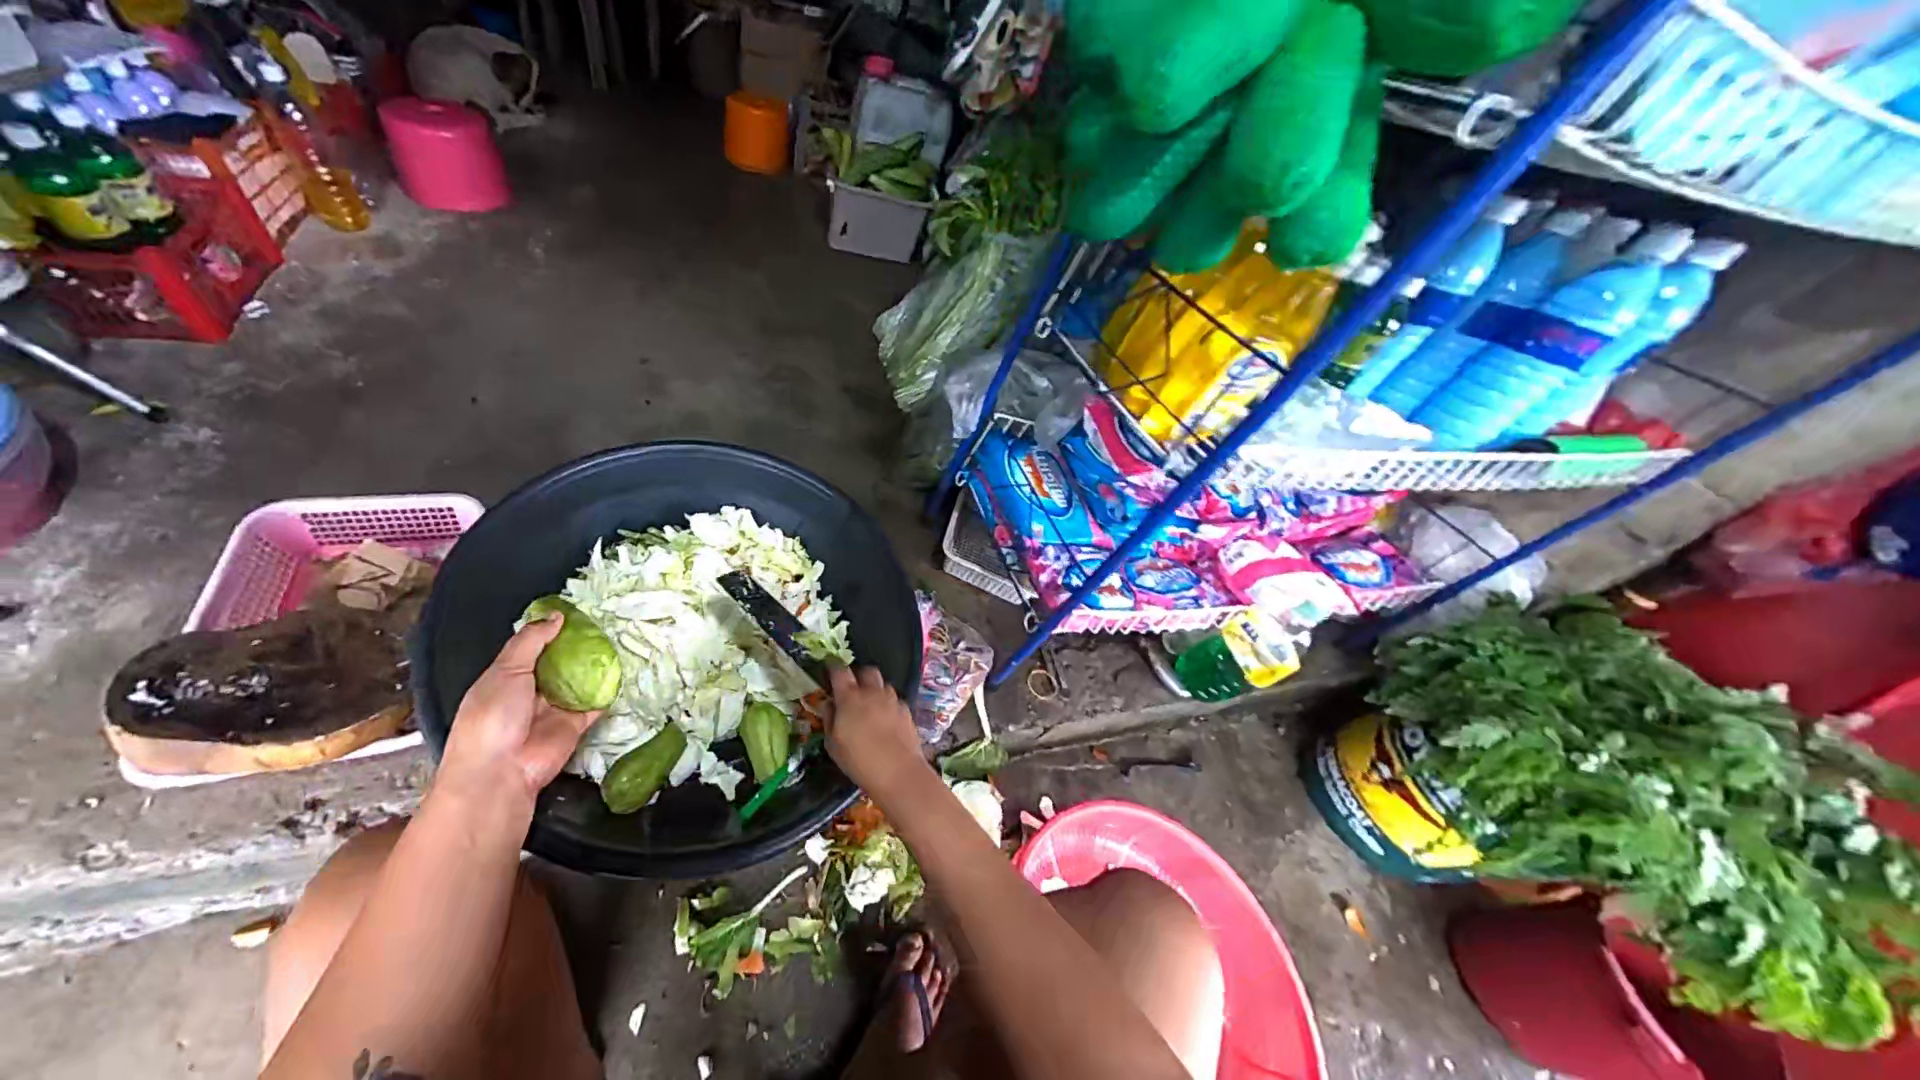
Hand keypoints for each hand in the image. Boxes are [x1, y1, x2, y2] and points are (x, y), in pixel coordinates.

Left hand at [437, 614, 600, 806]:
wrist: (502, 772)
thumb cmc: (493, 717)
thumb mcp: (506, 671)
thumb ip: (531, 642)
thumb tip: (556, 616)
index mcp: (506, 677)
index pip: (531, 648)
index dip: (550, 631)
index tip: (574, 612)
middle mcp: (531, 692)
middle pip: (558, 664)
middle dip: (576, 647)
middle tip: (603, 624)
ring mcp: (555, 709)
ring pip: (579, 682)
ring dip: (595, 667)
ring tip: (618, 641)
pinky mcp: (576, 725)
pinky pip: (595, 704)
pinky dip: (608, 691)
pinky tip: (624, 672)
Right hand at [824, 666, 932, 799]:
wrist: (898, 772)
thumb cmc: (858, 760)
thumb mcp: (832, 744)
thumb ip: (829, 719)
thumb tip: (829, 704)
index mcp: (850, 697)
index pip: (840, 671)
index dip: (833, 667)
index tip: (829, 669)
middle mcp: (873, 692)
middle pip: (867, 671)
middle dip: (858, 674)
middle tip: (852, 688)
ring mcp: (892, 700)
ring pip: (883, 684)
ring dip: (875, 689)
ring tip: (869, 706)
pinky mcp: (906, 710)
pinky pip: (895, 699)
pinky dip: (888, 704)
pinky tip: (885, 720)